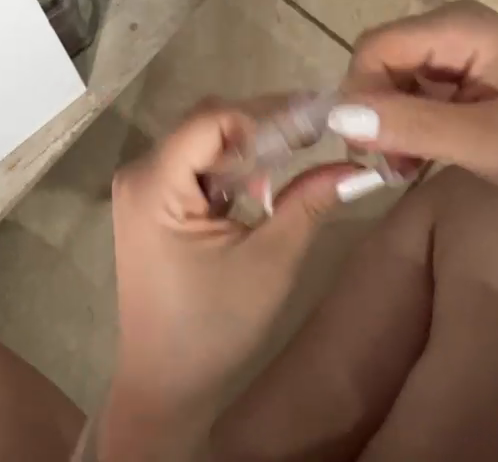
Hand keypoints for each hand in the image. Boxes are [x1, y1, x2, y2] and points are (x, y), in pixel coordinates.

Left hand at [101, 102, 356, 458]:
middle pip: (207, 123)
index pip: (213, 119)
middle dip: (262, 126)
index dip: (265, 114)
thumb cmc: (214, 328)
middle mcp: (139, 174)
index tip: (314, 122)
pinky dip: (232, 166)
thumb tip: (358, 165)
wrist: (165, 384)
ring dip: (249, 146)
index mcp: (154, 185)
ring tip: (297, 154)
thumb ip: (309, 202)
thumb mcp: (271, 261)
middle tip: (315, 134)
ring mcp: (142, 187)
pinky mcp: (152, 201)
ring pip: (204, 140)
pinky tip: (264, 183)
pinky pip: (196, 163)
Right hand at [330, 0, 497, 203]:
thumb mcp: (482, 142)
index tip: (366, 148)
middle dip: (375, 110)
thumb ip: (409, 125)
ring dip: (390, 121)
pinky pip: (416, 89)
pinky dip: (409, 122)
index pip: (377, 46)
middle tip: (391, 164)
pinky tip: (421, 154)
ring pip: (395, 76)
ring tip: (408, 166)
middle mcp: (456, 25)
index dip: (359, 92)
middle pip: (383, 58)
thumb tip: (335, 116)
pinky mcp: (467, 72)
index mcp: (462, 25)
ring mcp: (462, 48)